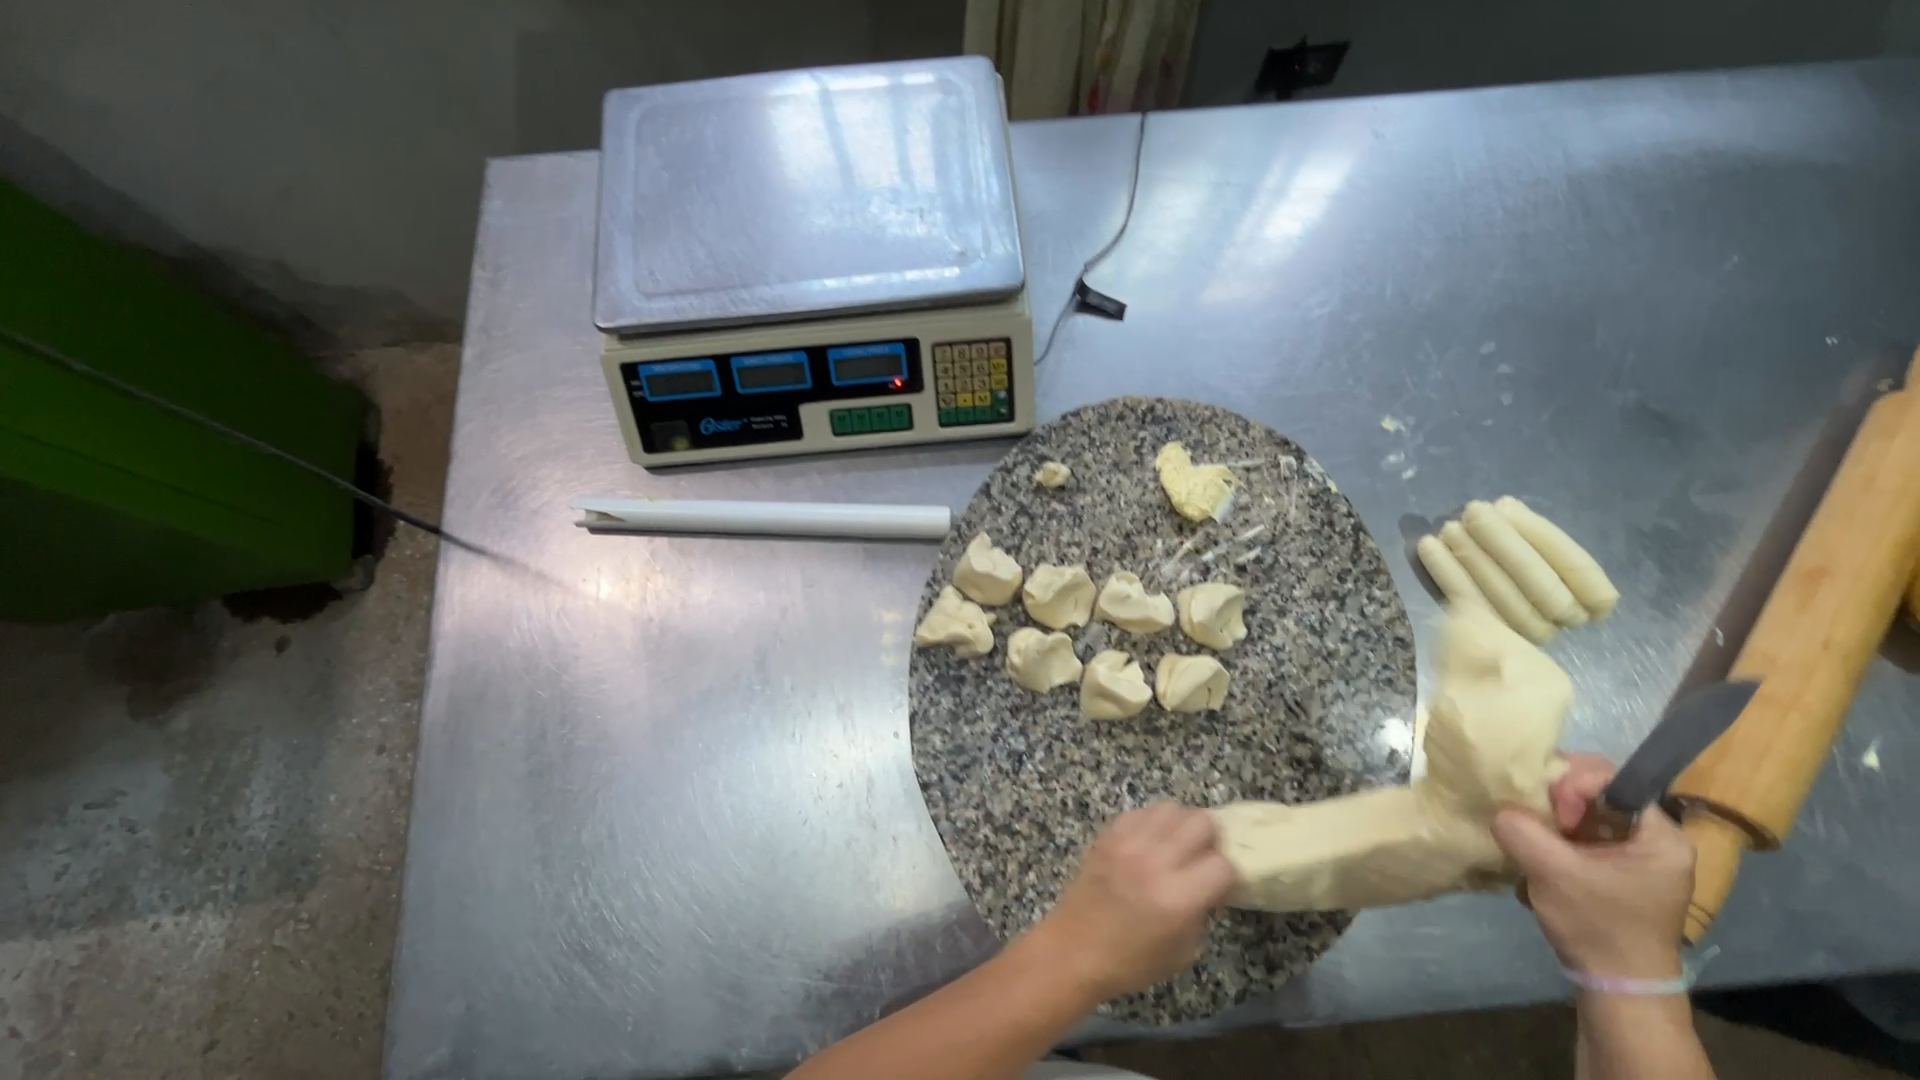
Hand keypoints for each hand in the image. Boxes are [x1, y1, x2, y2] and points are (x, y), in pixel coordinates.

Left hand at [1029, 801, 1238, 1000]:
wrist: (1073, 950)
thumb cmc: (1130, 962)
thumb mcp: (1183, 951)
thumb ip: (1203, 912)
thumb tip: (1212, 886)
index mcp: (1178, 897)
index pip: (1223, 864)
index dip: (1229, 874)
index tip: (1222, 885)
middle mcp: (1155, 862)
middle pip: (1201, 821)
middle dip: (1210, 839)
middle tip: (1203, 857)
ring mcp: (1129, 843)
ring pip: (1171, 808)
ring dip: (1181, 825)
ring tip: (1176, 845)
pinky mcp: (1108, 836)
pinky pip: (1140, 812)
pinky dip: (1151, 823)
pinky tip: (1148, 843)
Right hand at [1492, 753, 1695, 980]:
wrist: (1617, 985)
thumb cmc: (1599, 928)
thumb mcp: (1554, 875)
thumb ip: (1522, 831)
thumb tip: (1498, 807)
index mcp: (1660, 834)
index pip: (1611, 779)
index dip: (1572, 786)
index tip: (1551, 816)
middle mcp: (1652, 835)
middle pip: (1595, 788)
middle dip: (1556, 796)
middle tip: (1532, 817)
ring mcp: (1631, 850)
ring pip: (1581, 807)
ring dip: (1549, 814)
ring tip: (1529, 832)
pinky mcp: (1610, 864)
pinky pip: (1578, 828)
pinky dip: (1551, 830)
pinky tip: (1535, 847)